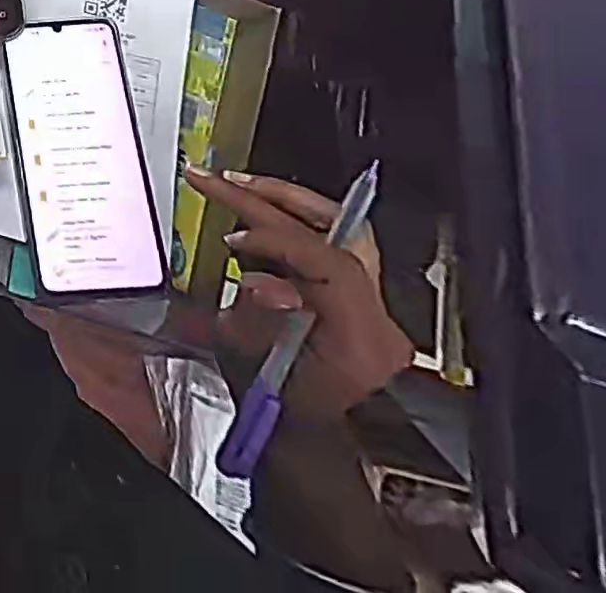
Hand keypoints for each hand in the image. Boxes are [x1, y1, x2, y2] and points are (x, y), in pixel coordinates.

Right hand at [183, 167, 411, 419]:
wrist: (292, 424)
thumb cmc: (265, 395)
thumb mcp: (249, 359)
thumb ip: (259, 318)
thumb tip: (264, 282)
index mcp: (361, 340)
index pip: (333, 265)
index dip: (280, 241)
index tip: (233, 237)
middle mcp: (380, 319)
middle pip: (343, 234)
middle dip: (277, 201)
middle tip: (225, 181)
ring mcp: (371, 305)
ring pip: (341, 229)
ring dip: (285, 200)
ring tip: (236, 183)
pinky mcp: (352, 295)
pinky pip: (327, 240)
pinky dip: (289, 218)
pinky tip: (254, 206)